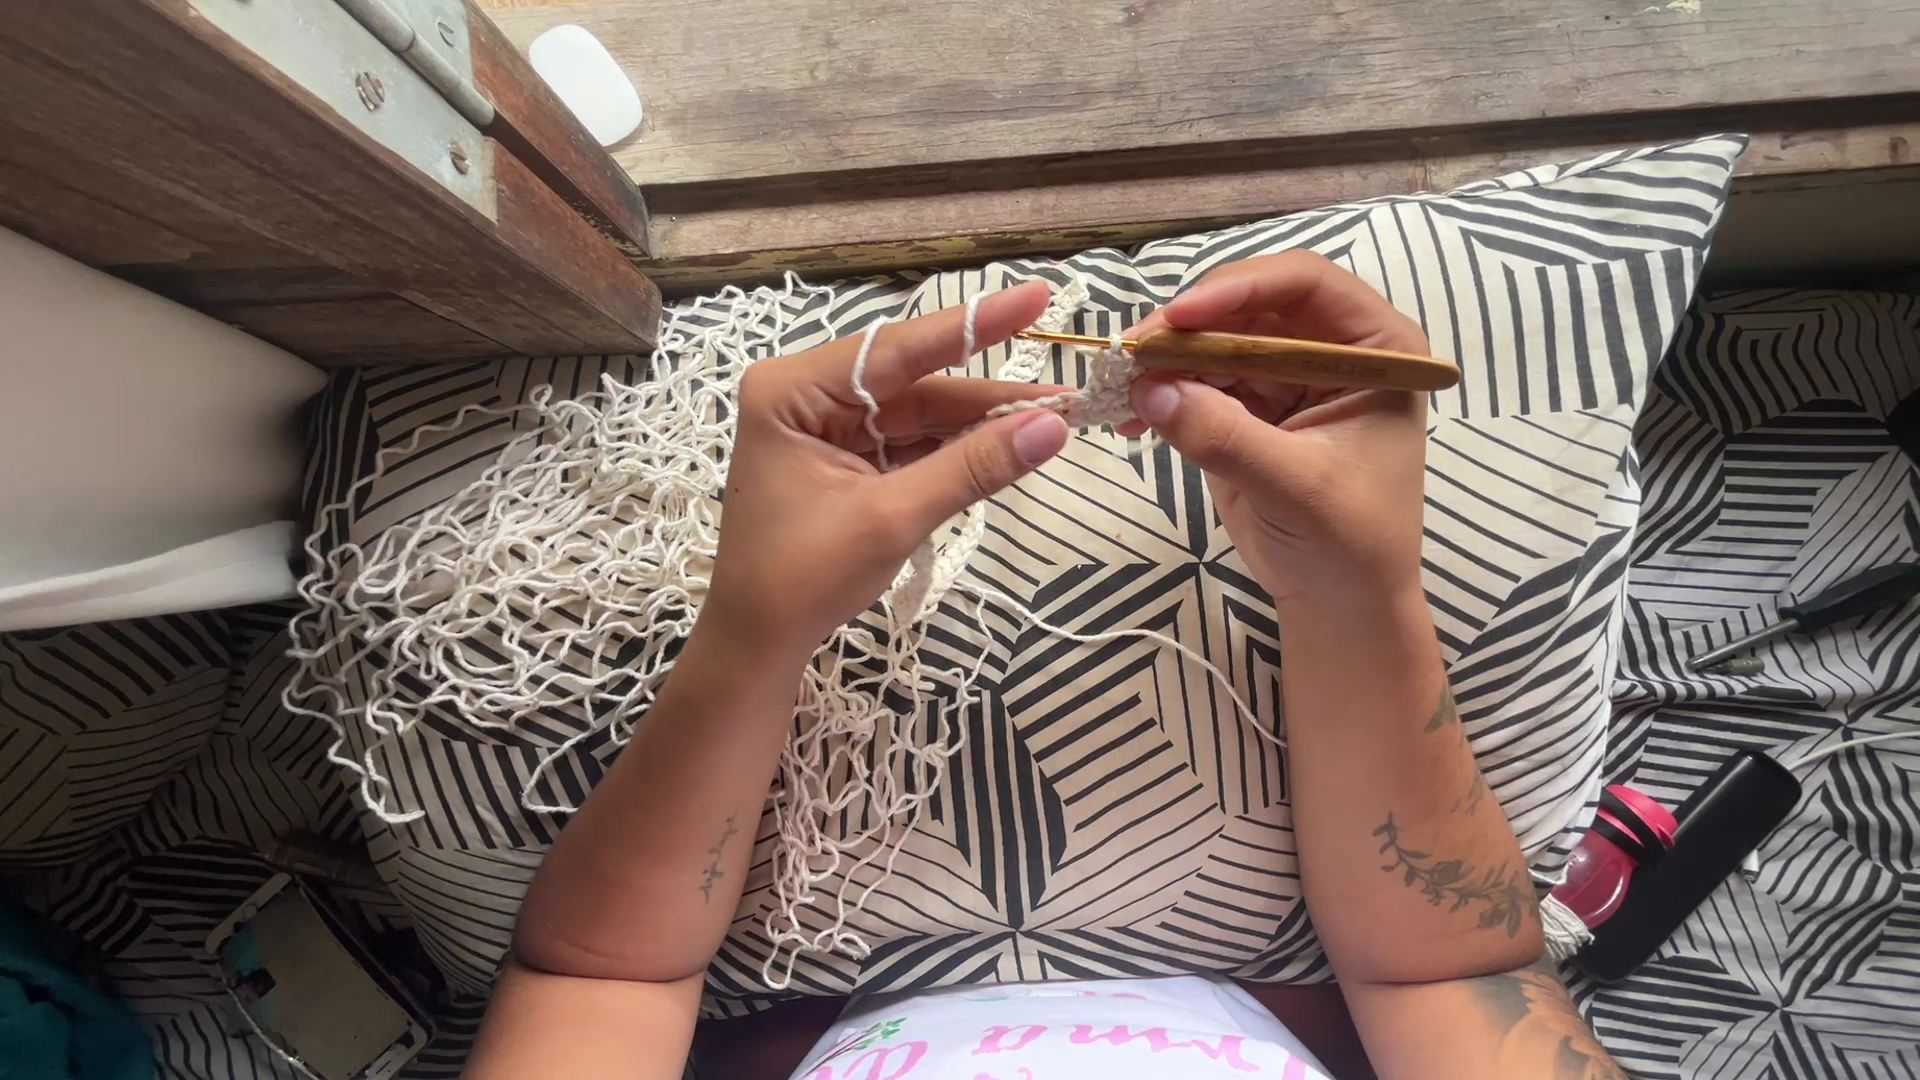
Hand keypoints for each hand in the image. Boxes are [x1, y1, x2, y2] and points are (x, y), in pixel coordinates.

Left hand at [704, 281, 1070, 656]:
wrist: (760, 639)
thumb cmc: (803, 578)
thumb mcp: (892, 517)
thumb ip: (971, 467)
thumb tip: (1053, 427)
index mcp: (793, 391)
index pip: (898, 349)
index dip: (974, 325)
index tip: (1036, 296)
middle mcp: (808, 396)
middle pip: (914, 383)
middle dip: (986, 397)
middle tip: (1062, 394)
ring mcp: (827, 428)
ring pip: (918, 415)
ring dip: (977, 426)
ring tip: (1047, 422)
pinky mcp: (846, 459)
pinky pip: (909, 444)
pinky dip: (953, 452)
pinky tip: (1002, 448)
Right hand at [1124, 252, 1431, 603]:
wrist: (1336, 597)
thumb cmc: (1347, 540)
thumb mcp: (1296, 485)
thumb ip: (1226, 437)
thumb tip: (1150, 389)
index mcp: (1374, 348)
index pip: (1306, 284)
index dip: (1240, 287)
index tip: (1179, 317)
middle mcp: (1325, 351)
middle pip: (1247, 308)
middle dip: (1186, 328)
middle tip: (1129, 354)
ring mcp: (1280, 380)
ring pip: (1212, 345)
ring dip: (1163, 362)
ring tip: (1118, 387)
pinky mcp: (1242, 411)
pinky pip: (1194, 385)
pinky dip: (1159, 397)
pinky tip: (1128, 414)